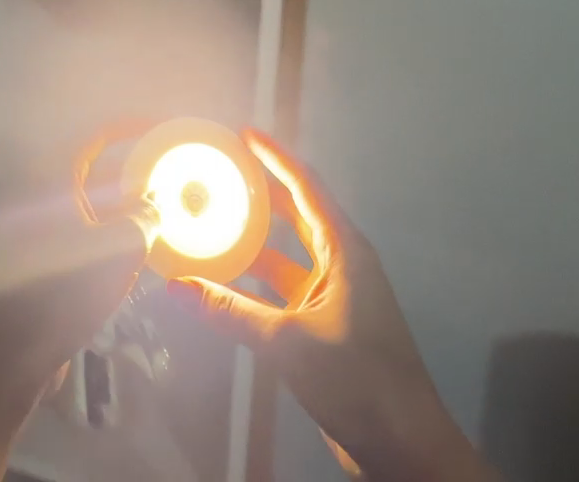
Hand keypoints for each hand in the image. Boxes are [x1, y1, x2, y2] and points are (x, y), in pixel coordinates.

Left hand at [0, 126, 159, 481]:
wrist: (17, 350)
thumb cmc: (66, 291)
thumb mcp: (120, 248)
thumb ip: (145, 216)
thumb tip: (155, 203)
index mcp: (52, 176)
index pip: (94, 132)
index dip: (129, 124)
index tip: (158, 124)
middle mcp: (39, 189)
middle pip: (91, 164)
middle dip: (129, 165)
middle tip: (163, 169)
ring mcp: (36, 221)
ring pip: (87, 196)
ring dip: (121, 197)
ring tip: (159, 206)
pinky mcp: (39, 250)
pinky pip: (80, 222)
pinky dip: (107, 222)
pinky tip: (135, 239)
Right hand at [165, 130, 491, 480]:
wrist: (405, 446)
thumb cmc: (357, 379)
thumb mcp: (287, 340)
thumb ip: (229, 311)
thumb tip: (174, 285)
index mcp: (345, 252)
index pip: (306, 187)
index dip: (275, 156)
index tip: (244, 133)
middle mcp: (343, 263)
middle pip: (298, 212)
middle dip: (262, 189)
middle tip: (222, 169)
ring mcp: (337, 294)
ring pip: (289, 251)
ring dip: (256, 236)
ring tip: (214, 216)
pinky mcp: (328, 322)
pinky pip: (286, 284)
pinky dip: (257, 277)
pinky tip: (225, 277)